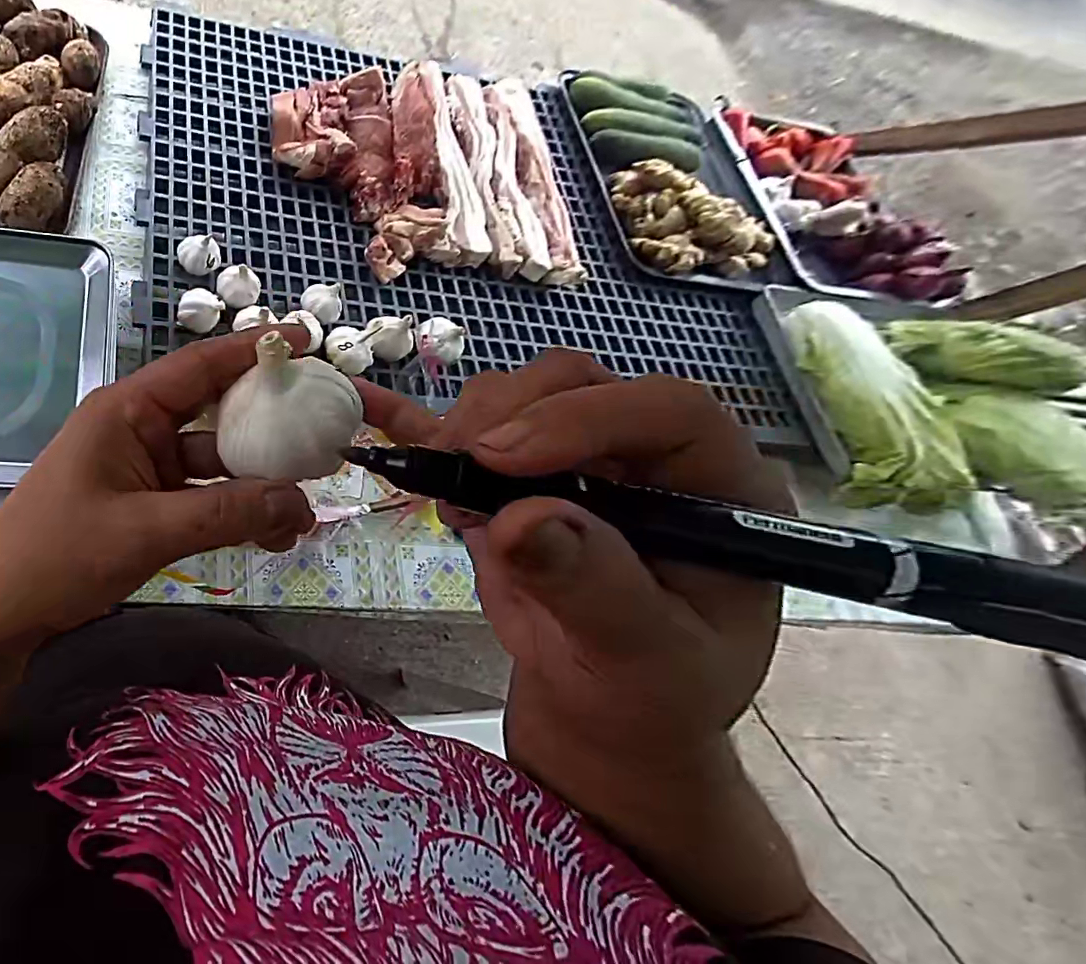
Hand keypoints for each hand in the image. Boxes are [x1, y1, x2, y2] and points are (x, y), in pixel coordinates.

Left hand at [0, 326, 317, 635]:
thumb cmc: (57, 556)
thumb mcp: (146, 532)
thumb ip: (226, 514)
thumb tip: (301, 503)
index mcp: (126, 411)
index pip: (199, 366)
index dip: (254, 350)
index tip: (306, 340)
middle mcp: (137, 430)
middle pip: (215, 414)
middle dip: (269, 429)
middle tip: (324, 439)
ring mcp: (140, 468)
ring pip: (213, 463)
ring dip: (255, 485)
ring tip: (303, 513)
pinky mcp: (142, 503)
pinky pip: (199, 496)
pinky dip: (232, 511)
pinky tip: (268, 532)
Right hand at [358, 349, 792, 763]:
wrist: (599, 701)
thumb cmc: (646, 687)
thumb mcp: (642, 655)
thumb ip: (594, 585)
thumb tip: (520, 518)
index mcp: (711, 484)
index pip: (666, 411)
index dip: (581, 417)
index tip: (500, 459)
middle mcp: (639, 455)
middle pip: (574, 383)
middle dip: (508, 412)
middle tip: (460, 464)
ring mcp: (567, 458)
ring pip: (514, 395)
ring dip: (465, 428)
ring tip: (445, 491)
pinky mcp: (507, 477)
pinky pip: (461, 433)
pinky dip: (411, 420)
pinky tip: (374, 411)